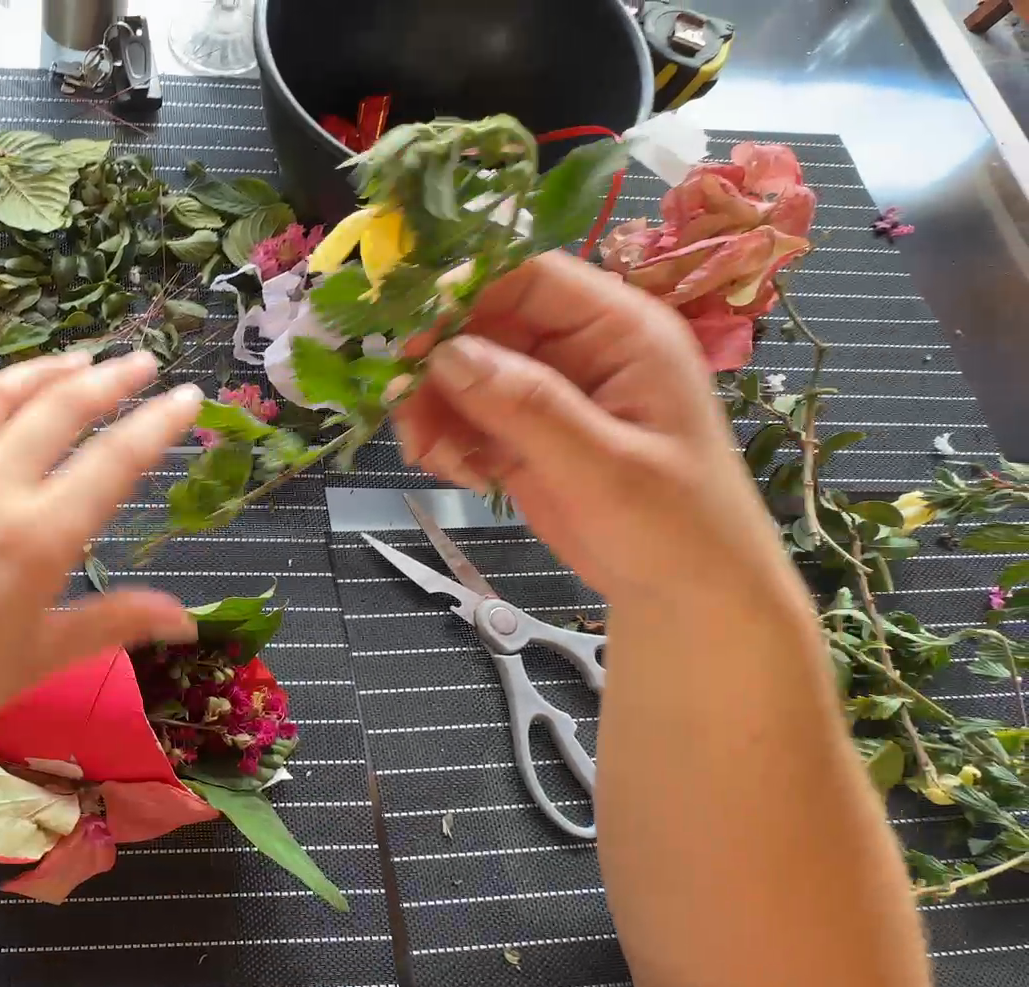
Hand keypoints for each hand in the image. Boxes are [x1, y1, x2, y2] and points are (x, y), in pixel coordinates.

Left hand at [0, 351, 204, 831]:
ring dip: (42, 368)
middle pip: (61, 409)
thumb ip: (112, 624)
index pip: (116, 461)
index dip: (159, 422)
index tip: (189, 395)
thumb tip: (187, 621)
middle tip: (141, 361)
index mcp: (37, 537)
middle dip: (110, 378)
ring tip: (76, 358)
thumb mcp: (33, 661)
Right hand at [393, 251, 792, 602]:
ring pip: (462, 377)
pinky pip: (463, 418)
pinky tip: (461, 475)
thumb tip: (444, 354)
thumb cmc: (674, 525)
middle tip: (411, 425)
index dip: (466, 301)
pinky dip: (446, 442)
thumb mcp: (602, 464)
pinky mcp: (523, 435)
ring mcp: (547, 395)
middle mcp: (579, 352)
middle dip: (437, 374)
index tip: (412, 348)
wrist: (686, 593)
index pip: (530, 281)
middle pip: (482, 330)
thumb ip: (527, 406)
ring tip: (435, 461)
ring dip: (434, 414)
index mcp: (619, 333)